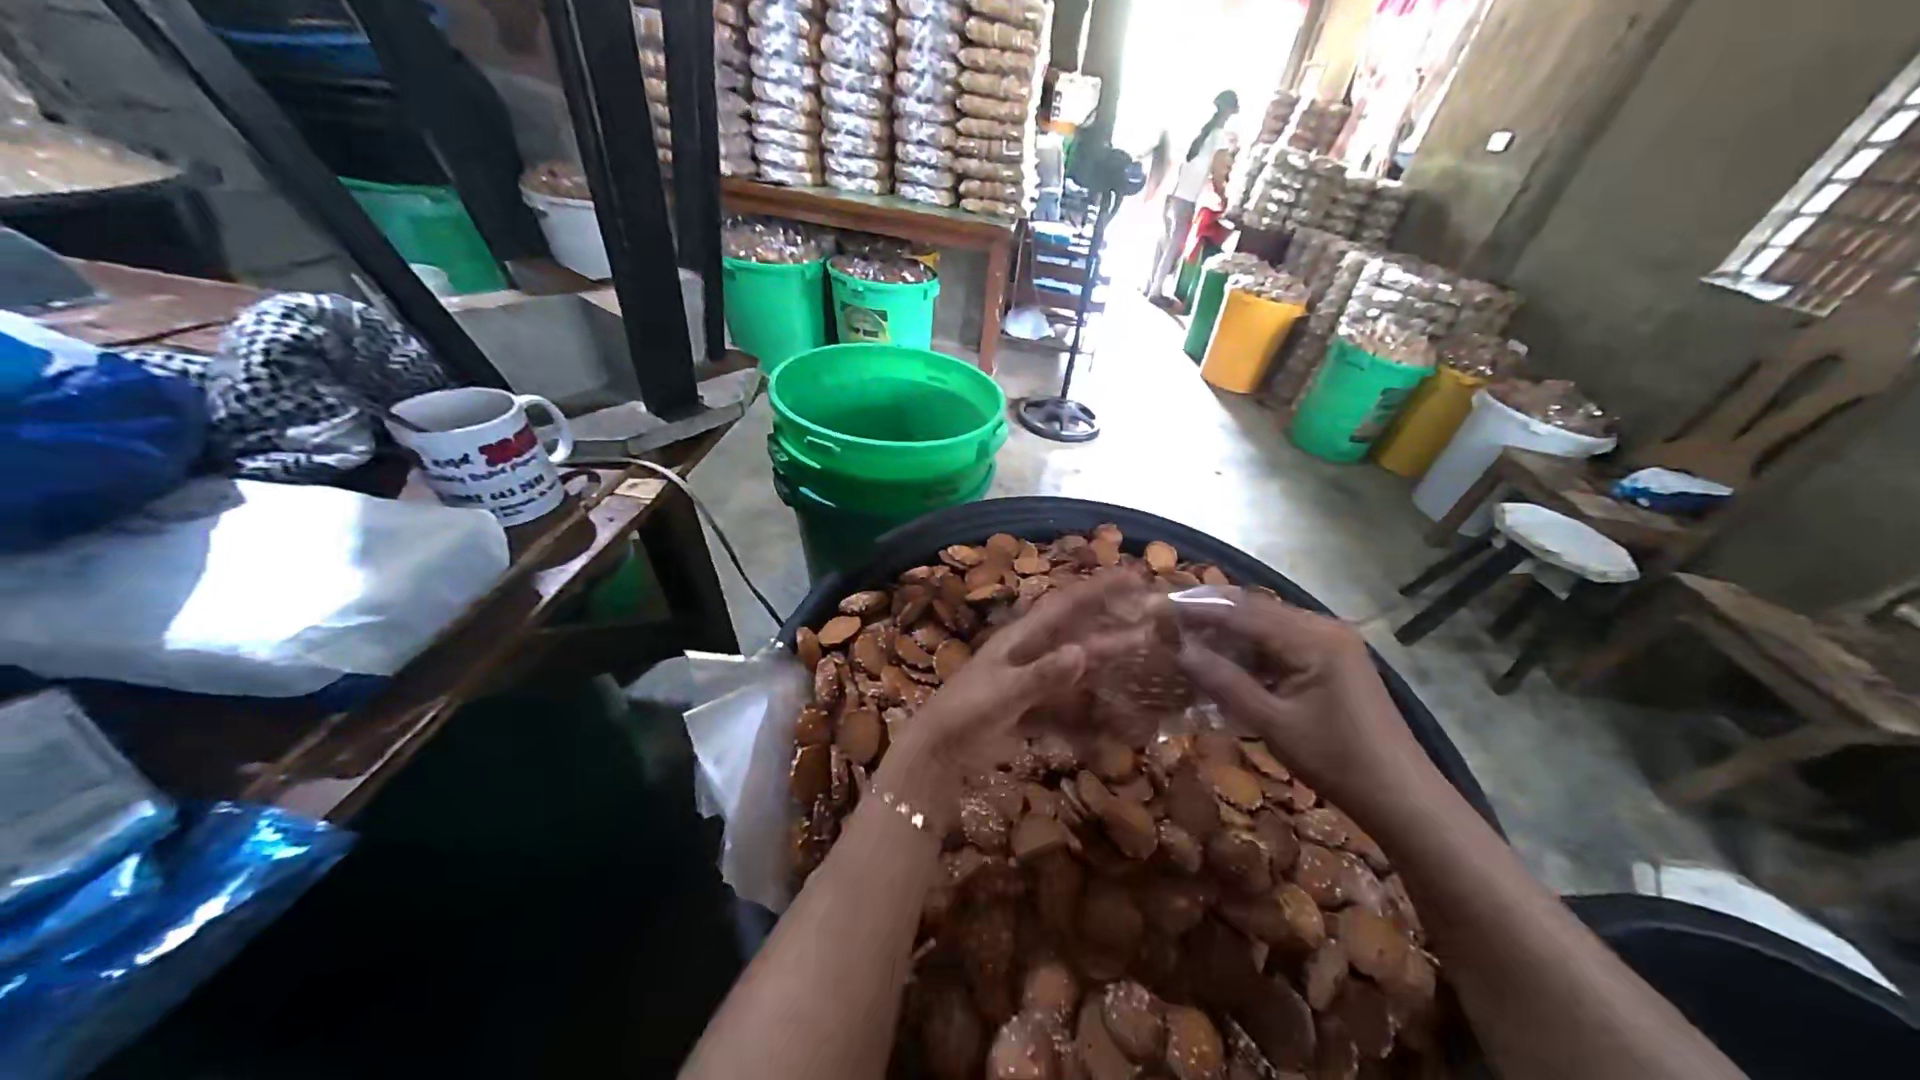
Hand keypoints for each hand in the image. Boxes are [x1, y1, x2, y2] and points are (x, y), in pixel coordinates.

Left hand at [907, 573, 1150, 768]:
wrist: (938, 751)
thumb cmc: (967, 712)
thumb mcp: (1004, 692)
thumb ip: (1042, 675)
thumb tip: (1082, 652)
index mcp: (1021, 638)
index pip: (1066, 606)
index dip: (1099, 590)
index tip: (1133, 577)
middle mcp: (1030, 653)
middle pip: (1077, 632)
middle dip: (1112, 621)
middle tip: (1151, 611)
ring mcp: (1031, 681)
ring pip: (1075, 665)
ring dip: (1105, 658)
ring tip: (1142, 650)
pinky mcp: (1030, 708)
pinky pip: (1067, 700)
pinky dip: (1087, 704)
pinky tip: (1112, 710)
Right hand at [1172, 590, 1444, 815]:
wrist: (1400, 795)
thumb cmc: (1335, 759)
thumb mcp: (1271, 722)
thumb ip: (1224, 682)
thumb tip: (1181, 651)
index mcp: (1313, 637)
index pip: (1244, 612)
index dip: (1199, 609)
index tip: (1161, 609)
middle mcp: (1324, 626)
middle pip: (1256, 610)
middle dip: (1211, 614)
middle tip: (1168, 621)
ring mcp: (1332, 641)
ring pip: (1268, 624)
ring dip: (1229, 630)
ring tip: (1187, 637)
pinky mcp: (1333, 658)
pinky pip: (1282, 641)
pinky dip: (1251, 647)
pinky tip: (1225, 658)